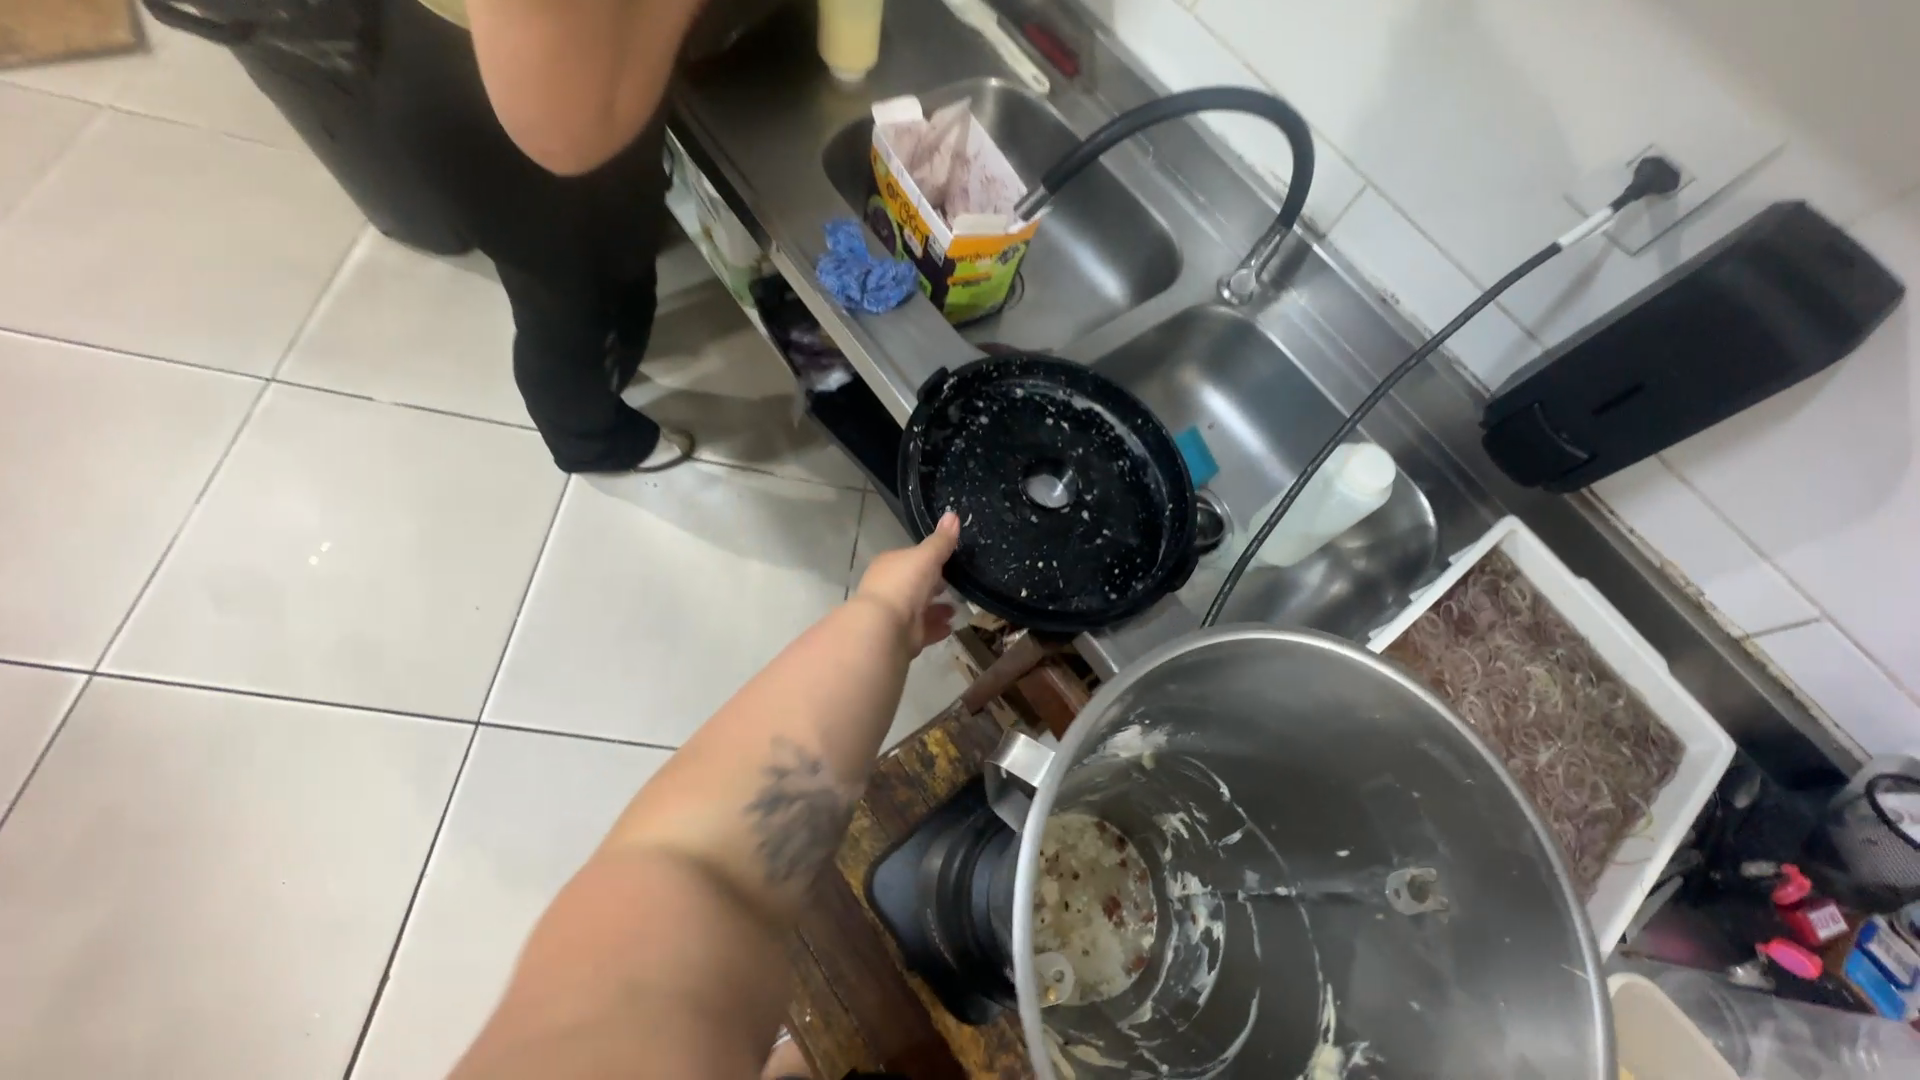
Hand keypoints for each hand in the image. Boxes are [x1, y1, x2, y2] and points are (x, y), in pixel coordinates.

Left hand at [854, 511, 960, 653]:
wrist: (885, 627)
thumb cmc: (904, 583)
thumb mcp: (926, 556)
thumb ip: (941, 540)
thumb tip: (953, 514)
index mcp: (890, 565)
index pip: (912, 559)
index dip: (929, 559)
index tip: (949, 560)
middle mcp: (890, 588)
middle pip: (915, 584)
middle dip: (934, 585)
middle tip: (956, 585)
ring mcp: (896, 614)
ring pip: (920, 609)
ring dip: (938, 608)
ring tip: (957, 608)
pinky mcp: (903, 636)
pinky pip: (924, 630)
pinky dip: (937, 628)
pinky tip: (951, 626)